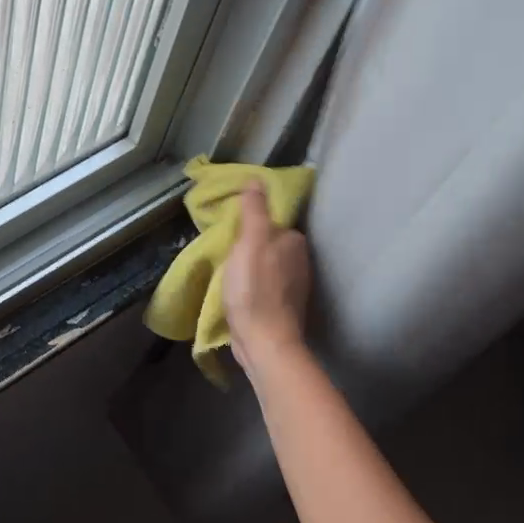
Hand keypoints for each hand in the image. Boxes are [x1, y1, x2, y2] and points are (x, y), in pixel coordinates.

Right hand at [222, 181, 311, 372]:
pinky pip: (264, 282)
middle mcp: (300, 261)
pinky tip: (238, 287)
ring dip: (249, 262)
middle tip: (223, 246)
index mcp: (295, 242)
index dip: (249, 221)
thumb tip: (258, 180)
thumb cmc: (255, 288)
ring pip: (266, 262)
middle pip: (268, 241)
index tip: (229, 226)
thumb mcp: (249, 242)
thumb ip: (254, 211)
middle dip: (249, 241)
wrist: (264, 341)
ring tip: (227, 266)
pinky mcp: (283, 305)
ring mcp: (293, 285)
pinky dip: (252, 281)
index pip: (270, 220)